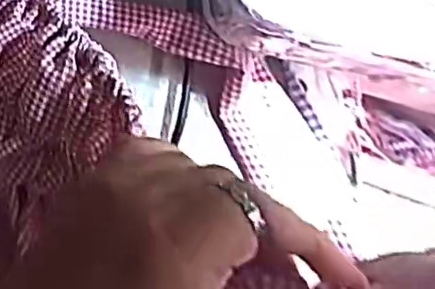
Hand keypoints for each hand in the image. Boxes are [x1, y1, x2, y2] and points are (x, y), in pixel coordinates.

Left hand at [1, 137, 366, 288]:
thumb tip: (299, 285)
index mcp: (169, 232)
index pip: (256, 208)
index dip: (313, 243)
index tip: (352, 281)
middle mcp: (134, 186)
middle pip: (222, 181)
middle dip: (269, 226)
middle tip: (300, 280)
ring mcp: (102, 179)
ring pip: (184, 162)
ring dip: (223, 200)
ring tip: (247, 252)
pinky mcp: (82, 185)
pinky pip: (143, 158)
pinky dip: (177, 181)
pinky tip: (188, 222)